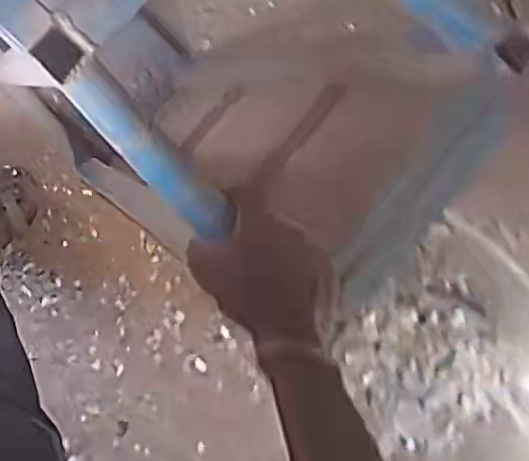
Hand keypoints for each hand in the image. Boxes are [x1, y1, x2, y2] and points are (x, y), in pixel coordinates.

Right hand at [188, 196, 329, 344]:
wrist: (290, 338)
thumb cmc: (246, 296)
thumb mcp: (206, 269)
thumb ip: (199, 245)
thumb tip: (200, 237)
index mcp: (259, 217)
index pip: (244, 189)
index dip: (232, 195)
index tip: (224, 206)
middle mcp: (289, 224)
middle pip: (268, 216)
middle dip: (255, 226)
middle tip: (243, 244)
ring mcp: (313, 246)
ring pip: (289, 237)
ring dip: (277, 246)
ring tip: (266, 267)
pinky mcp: (329, 270)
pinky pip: (307, 258)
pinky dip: (297, 265)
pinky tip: (286, 283)